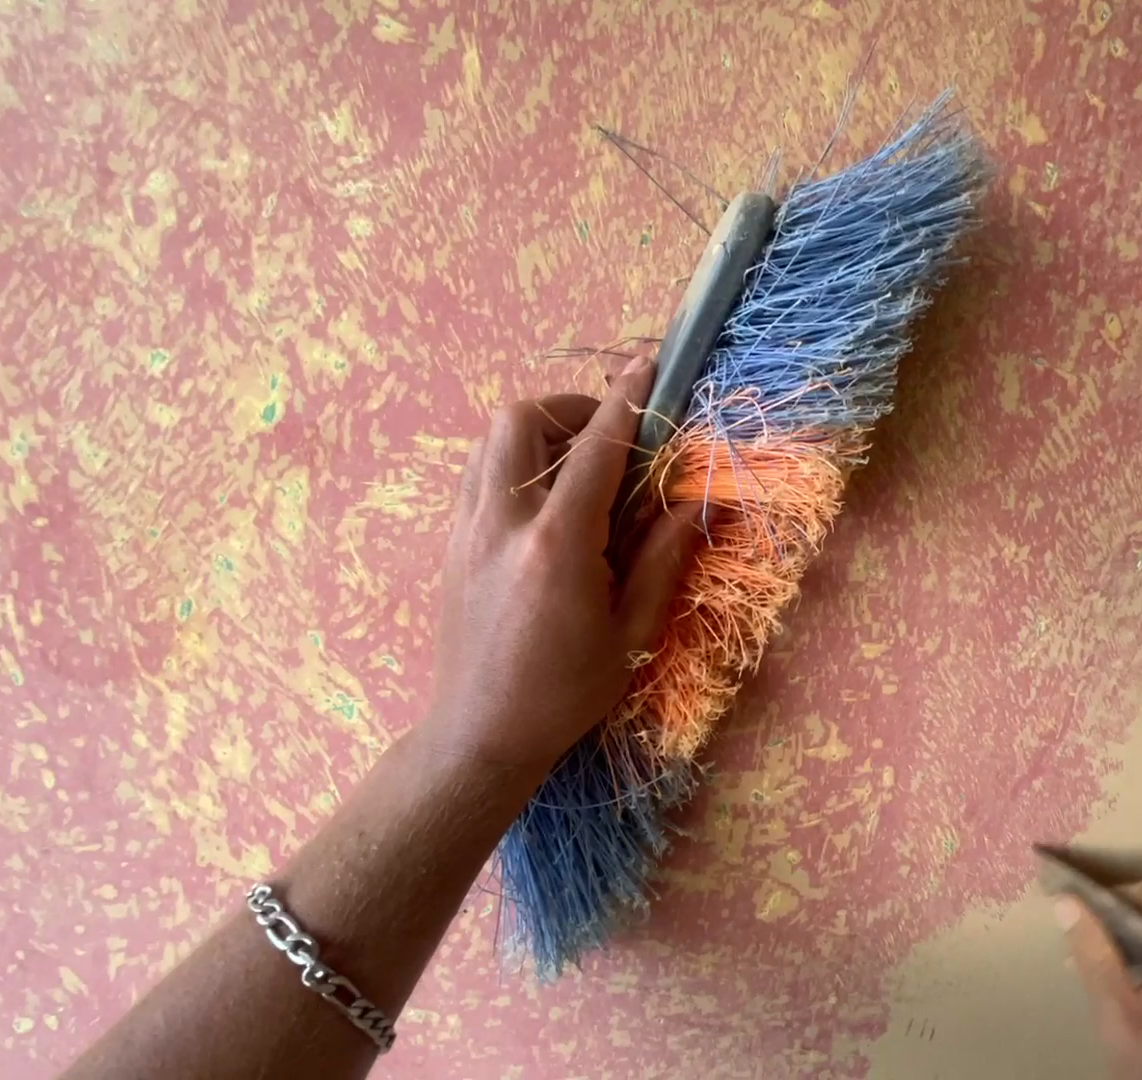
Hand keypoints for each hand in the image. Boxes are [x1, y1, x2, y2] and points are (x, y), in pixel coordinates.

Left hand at [422, 357, 706, 774]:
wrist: (478, 734)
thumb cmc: (565, 691)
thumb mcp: (631, 634)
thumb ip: (662, 559)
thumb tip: (690, 503)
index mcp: (557, 546)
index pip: (597, 450)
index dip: (627, 401)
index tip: (648, 365)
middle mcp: (503, 522)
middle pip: (521, 421)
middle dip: (570, 409)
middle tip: (609, 439)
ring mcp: (467, 529)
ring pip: (492, 441)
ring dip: (541, 433)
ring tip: (580, 469)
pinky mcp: (451, 542)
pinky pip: (480, 472)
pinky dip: (517, 463)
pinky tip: (545, 504)